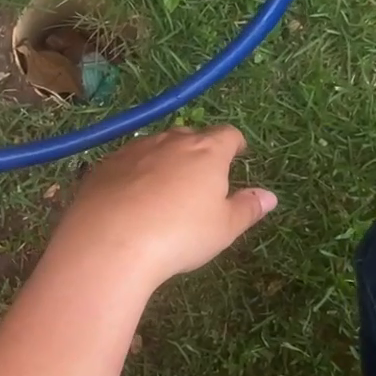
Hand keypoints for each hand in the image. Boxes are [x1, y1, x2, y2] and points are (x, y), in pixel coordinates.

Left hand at [49, 126, 276, 290]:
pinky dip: (135, 172)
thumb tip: (269, 195)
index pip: (227, 135)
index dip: (234, 143)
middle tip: (201, 174)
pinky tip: (131, 197)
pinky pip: (128, 161)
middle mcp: (171, 141)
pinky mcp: (105, 164)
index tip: (237, 154)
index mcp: (207, 152)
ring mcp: (134, 149)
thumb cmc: (180, 235)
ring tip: (166, 185)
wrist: (111, 240)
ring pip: (156, 145)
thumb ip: (247, 208)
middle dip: (199, 150)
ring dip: (165, 158)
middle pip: (190, 135)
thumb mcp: (223, 228)